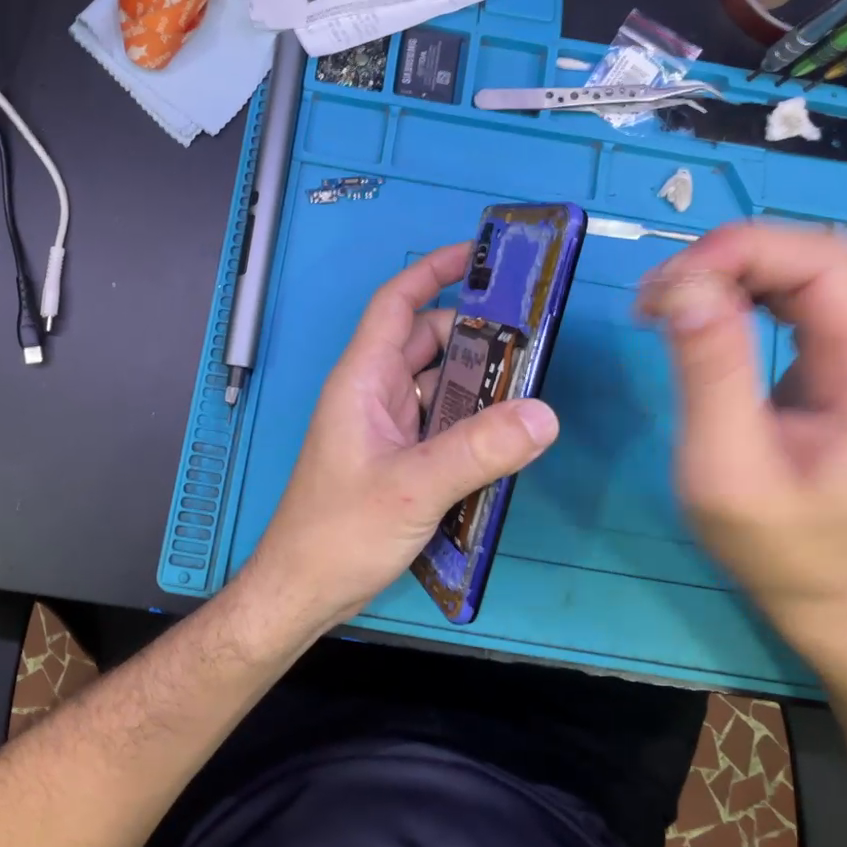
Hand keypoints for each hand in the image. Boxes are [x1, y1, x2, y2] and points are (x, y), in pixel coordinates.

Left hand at [244, 243, 560, 631]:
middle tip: (535, 338)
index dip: (433, 271)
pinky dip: (470, 422)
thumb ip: (479, 450)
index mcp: (363, 379)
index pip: (396, 304)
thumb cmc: (340, 532)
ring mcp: (384, 427)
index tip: (481, 256)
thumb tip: (545, 414)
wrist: (302, 591)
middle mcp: (373, 393)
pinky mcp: (395, 458)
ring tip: (532, 388)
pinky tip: (505, 438)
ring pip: (437, 385)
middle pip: (427, 342)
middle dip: (475, 334)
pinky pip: (439, 423)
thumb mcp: (413, 487)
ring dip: (478, 383)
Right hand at [638, 222, 846, 633]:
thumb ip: (710, 374)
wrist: (820, 576)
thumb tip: (684, 285)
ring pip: (810, 264)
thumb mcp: (724, 470)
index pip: (826, 264)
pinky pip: (811, 286)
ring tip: (669, 309)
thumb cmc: (773, 539)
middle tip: (653, 301)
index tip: (661, 286)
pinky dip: (749, 288)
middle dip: (725, 264)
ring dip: (731, 274)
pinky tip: (709, 313)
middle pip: (818, 257)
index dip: (738, 252)